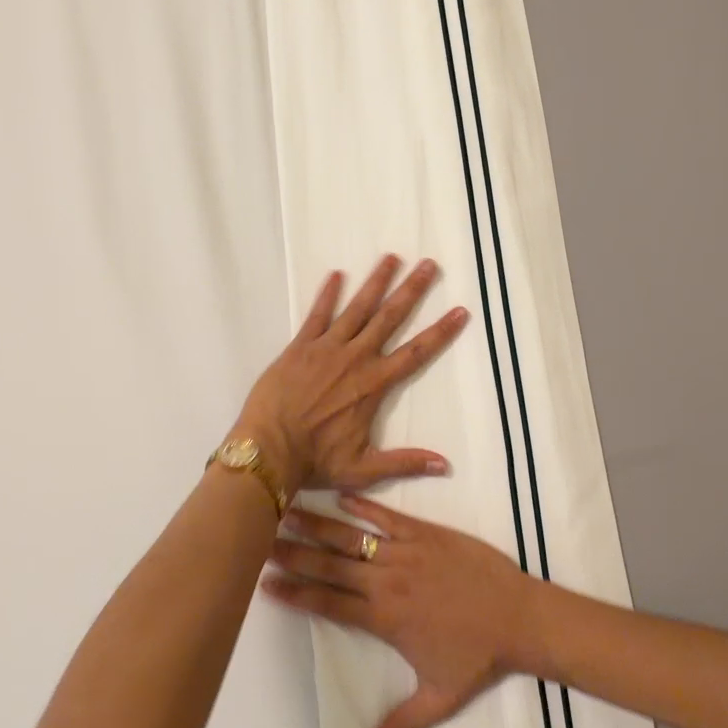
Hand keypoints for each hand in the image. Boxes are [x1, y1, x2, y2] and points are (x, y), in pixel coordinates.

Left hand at [234, 255, 468, 494]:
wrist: (267, 450)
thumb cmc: (315, 461)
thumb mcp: (364, 469)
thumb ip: (404, 462)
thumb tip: (445, 465)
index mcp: (374, 385)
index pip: (416, 353)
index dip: (440, 332)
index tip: (460, 310)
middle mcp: (355, 359)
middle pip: (389, 318)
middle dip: (411, 290)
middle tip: (429, 264)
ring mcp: (326, 348)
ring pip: (357, 308)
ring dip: (375, 282)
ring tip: (391, 257)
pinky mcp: (299, 346)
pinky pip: (316, 315)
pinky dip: (327, 294)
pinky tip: (336, 275)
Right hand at [262, 495, 540, 727]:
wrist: (521, 617)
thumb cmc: (479, 657)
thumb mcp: (439, 698)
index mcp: (385, 619)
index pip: (329, 604)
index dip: (296, 594)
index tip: (265, 584)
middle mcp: (389, 583)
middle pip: (332, 566)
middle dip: (295, 553)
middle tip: (262, 540)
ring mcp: (409, 553)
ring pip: (354, 537)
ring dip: (320, 524)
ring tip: (289, 512)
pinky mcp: (429, 534)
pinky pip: (390, 515)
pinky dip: (365, 505)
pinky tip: (341, 495)